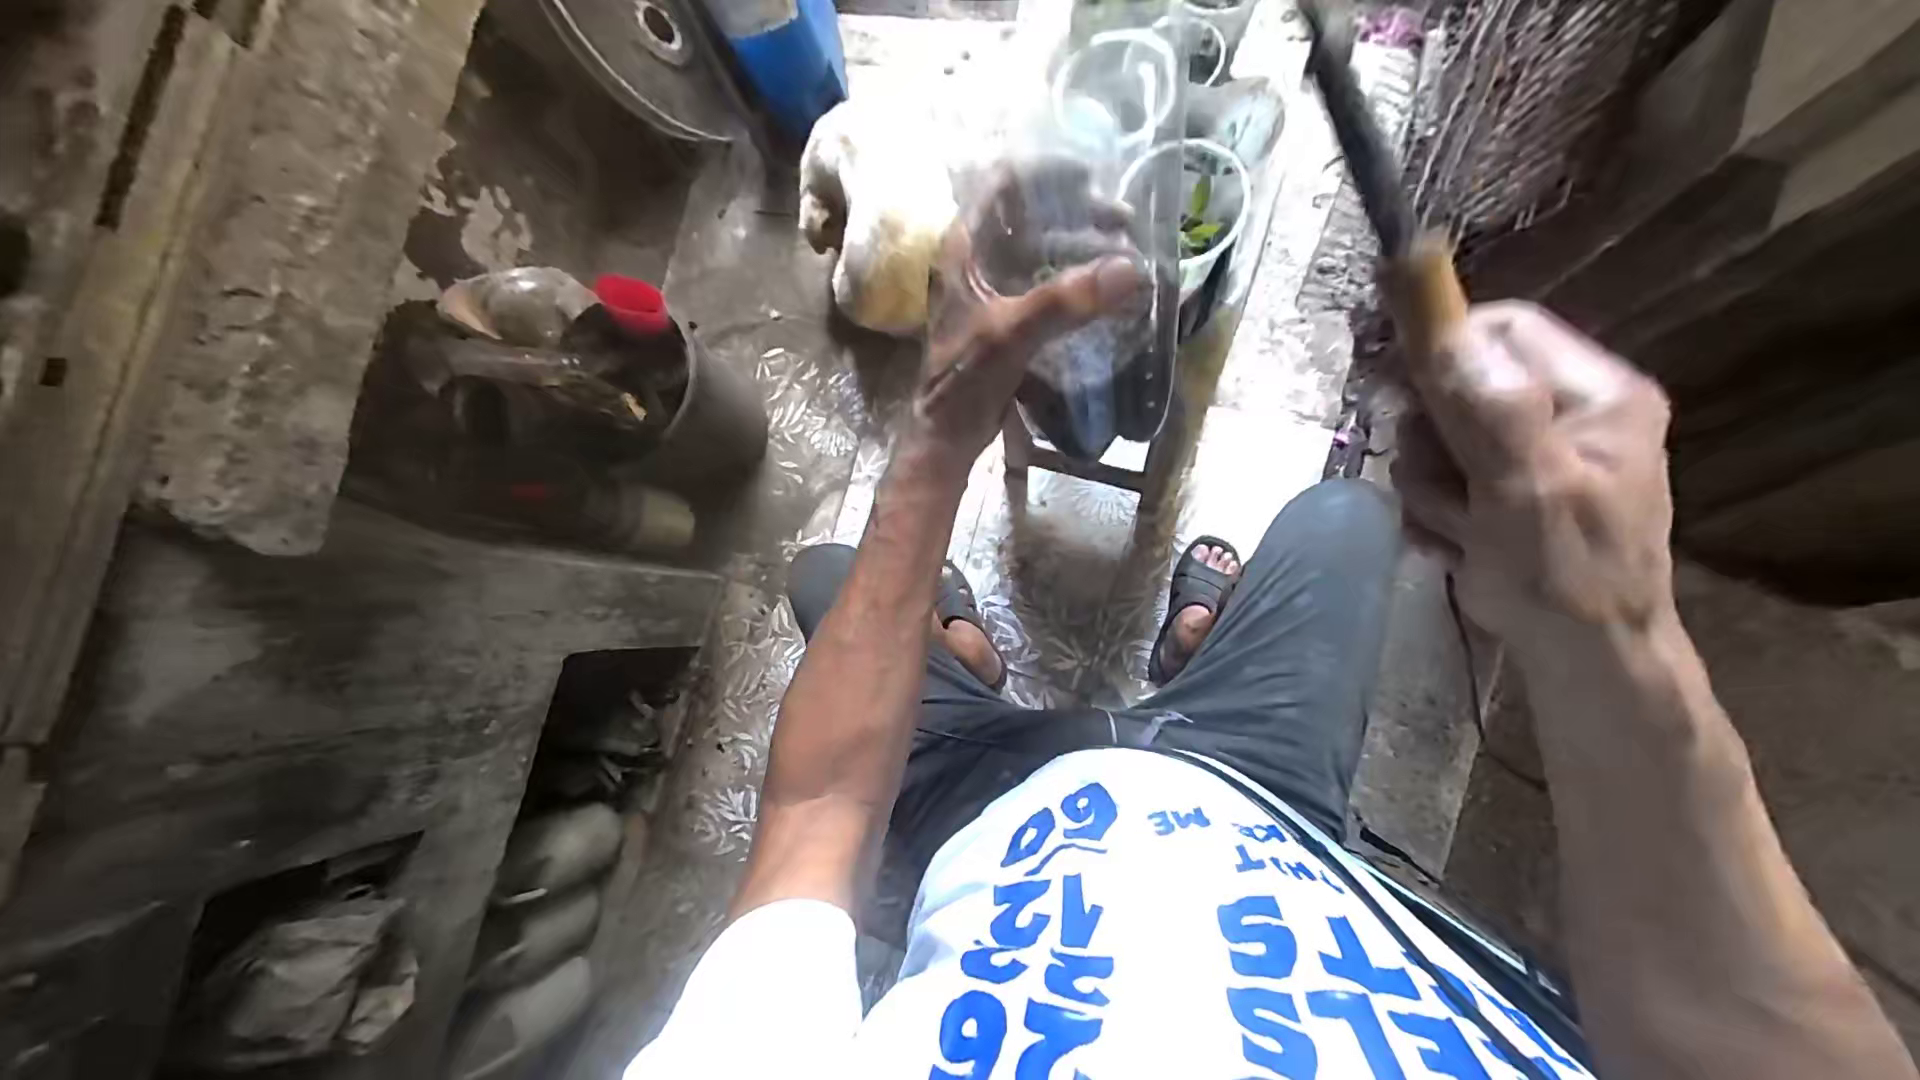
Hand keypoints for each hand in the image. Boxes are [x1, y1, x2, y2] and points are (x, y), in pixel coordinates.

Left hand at [911, 160, 1147, 470]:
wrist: (948, 435)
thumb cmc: (964, 381)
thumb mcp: (1009, 336)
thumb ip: (1063, 301)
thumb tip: (1130, 270)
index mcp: (963, 250)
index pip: (1003, 184)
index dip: (1047, 172)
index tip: (1095, 179)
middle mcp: (975, 261)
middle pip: (1029, 214)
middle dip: (1077, 212)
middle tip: (1123, 223)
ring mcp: (991, 290)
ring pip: (1039, 250)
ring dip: (1080, 246)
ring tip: (1123, 253)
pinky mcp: (1006, 318)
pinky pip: (1044, 283)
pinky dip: (1074, 279)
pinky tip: (1104, 288)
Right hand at [1392, 302, 1675, 645]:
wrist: (1579, 650)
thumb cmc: (1566, 571)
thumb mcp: (1527, 488)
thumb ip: (1490, 410)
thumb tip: (1445, 335)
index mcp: (1592, 393)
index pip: (1501, 328)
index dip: (1440, 349)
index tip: (1393, 390)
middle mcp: (1559, 411)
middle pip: (1456, 383)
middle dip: (1427, 435)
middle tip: (1435, 479)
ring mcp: (1523, 450)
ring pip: (1433, 434)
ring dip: (1425, 479)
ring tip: (1455, 522)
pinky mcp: (1493, 484)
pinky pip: (1433, 472)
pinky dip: (1428, 504)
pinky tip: (1452, 535)